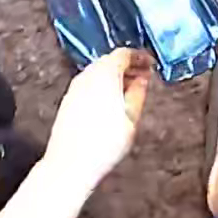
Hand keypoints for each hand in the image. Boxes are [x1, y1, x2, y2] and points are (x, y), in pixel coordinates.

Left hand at [41, 49, 151, 190]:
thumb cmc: (103, 143)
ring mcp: (75, 87)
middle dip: (128, 66)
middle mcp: (87, 75)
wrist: (70, 164)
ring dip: (114, 76)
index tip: (149, 64)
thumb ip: (138, 92)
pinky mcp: (68, 99)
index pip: (124, 53)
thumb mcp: (131, 117)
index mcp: (105, 73)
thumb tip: (142, 80)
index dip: (139, 57)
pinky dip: (102, 85)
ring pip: (98, 72)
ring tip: (129, 91)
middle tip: (143, 76)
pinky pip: (89, 84)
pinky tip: (110, 102)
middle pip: (110, 60)